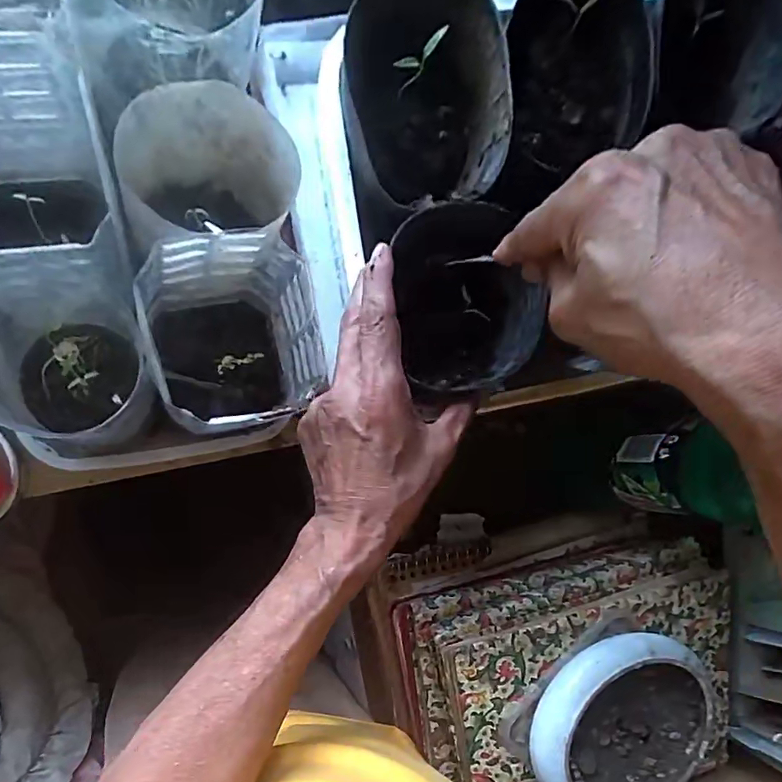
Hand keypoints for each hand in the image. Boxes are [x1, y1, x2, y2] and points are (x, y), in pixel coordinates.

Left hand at [299, 243, 470, 575]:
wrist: (349, 525)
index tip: (380, 256)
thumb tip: (473, 392)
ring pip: (340, 357)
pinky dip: (349, 378)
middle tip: (373, 268)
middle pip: (351, 328)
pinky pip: (333, 386)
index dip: (378, 285)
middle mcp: (343, 389)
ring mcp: (320, 404)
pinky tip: (363, 391)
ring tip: (373, 318)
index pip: (377, 324)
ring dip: (357, 336)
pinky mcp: (308, 419)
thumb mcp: (438, 451)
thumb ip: (456, 413)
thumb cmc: (397, 490)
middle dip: (362, 294)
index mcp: (378, 391)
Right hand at [494, 126, 781, 440]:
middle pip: (593, 196)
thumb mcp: (570, 315)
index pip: (537, 222)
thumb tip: (556, 261)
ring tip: (644, 259)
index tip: (510, 258)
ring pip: (646, 185)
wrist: (759, 328)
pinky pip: (692, 186)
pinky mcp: (749, 165)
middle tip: (583, 269)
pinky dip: (680, 210)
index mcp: (595, 186)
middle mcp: (649, 151)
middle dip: (582, 229)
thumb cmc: (654, 323)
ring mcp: (706, 150)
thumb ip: (551, 278)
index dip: (519, 247)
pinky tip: (687, 247)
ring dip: (633, 214)